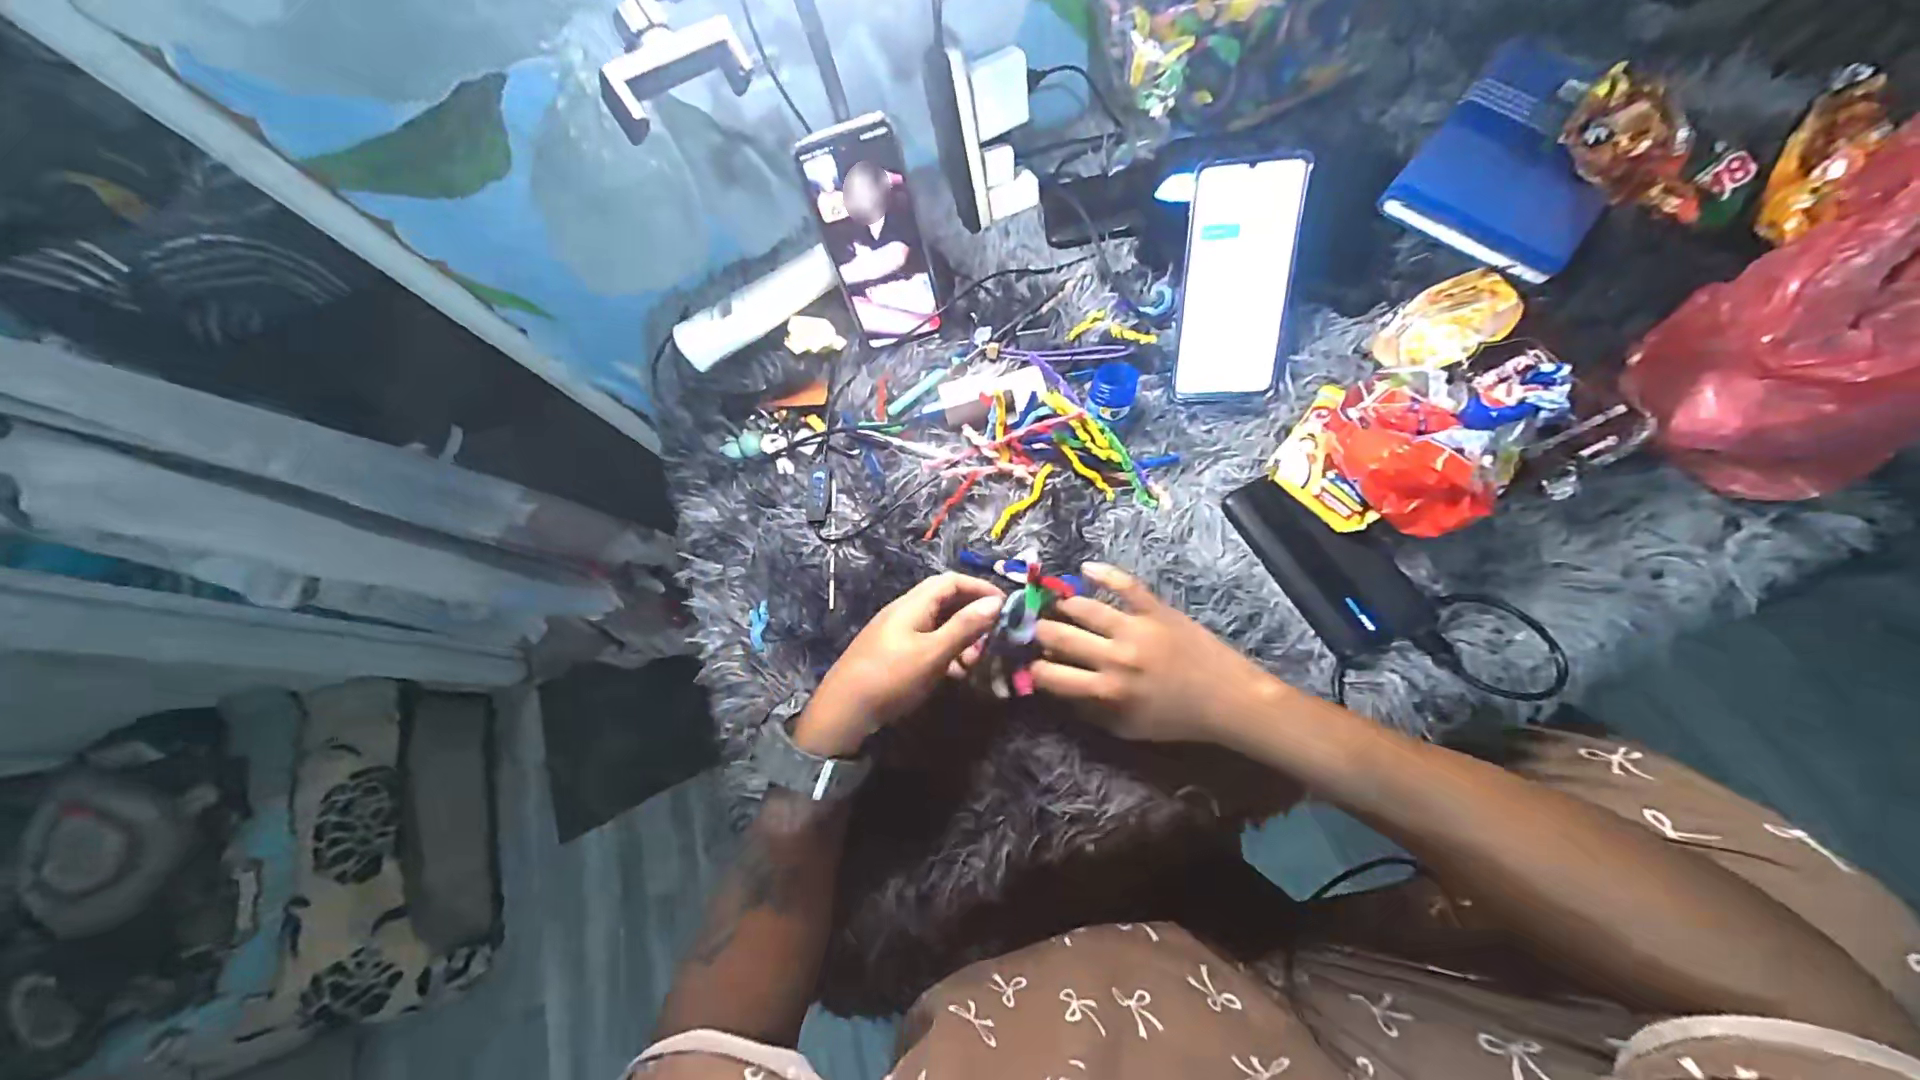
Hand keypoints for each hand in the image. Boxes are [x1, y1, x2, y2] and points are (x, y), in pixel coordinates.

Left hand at [796, 573, 1004, 756]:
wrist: (843, 711)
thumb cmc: (891, 677)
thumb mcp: (933, 653)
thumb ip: (965, 627)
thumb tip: (996, 602)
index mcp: (913, 604)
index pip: (952, 581)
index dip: (980, 588)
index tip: (1005, 606)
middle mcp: (905, 612)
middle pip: (946, 601)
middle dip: (973, 616)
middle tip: (993, 637)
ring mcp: (898, 633)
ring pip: (938, 624)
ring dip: (962, 637)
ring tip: (975, 660)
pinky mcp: (894, 654)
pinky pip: (928, 643)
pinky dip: (947, 652)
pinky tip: (955, 673)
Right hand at [1030, 563, 1289, 744]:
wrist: (1228, 699)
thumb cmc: (1176, 719)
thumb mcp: (1128, 727)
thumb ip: (1091, 710)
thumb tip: (1060, 689)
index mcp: (1107, 690)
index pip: (1052, 675)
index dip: (1034, 668)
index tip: (1031, 662)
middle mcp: (1114, 656)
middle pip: (1060, 636)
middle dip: (1040, 632)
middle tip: (1035, 628)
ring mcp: (1135, 628)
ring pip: (1084, 608)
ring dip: (1064, 605)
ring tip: (1055, 604)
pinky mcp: (1156, 610)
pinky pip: (1125, 585)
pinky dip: (1104, 573)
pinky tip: (1085, 569)